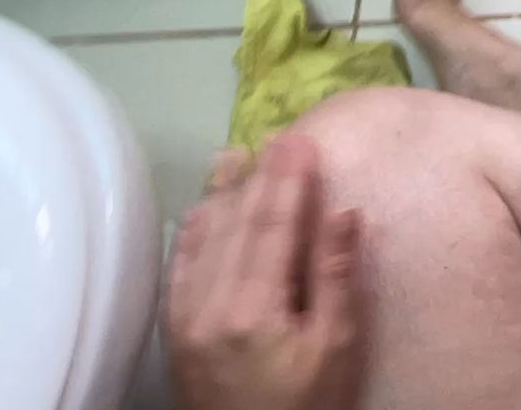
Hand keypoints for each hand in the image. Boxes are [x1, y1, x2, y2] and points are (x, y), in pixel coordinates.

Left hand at [166, 134, 364, 409]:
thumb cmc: (310, 403)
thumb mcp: (338, 346)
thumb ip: (337, 276)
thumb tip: (344, 211)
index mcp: (256, 309)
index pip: (275, 226)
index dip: (290, 180)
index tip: (302, 140)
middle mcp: (212, 306)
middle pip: (241, 224)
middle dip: (262, 175)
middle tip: (280, 136)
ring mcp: (186, 319)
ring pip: (206, 239)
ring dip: (224, 192)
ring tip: (236, 153)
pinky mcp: (175, 332)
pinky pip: (180, 268)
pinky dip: (192, 232)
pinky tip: (201, 207)